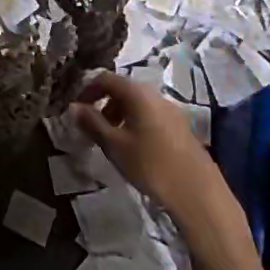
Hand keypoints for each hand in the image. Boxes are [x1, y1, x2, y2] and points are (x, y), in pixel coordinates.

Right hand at [70, 71, 219, 216]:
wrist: (196, 191)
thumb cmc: (150, 164)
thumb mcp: (114, 145)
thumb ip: (92, 123)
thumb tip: (73, 107)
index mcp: (138, 93)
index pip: (106, 79)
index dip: (87, 90)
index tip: (76, 109)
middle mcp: (155, 94)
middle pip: (123, 89)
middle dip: (103, 104)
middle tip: (91, 127)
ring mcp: (170, 109)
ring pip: (137, 103)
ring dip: (119, 114)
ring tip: (111, 140)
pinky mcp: (179, 126)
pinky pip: (150, 114)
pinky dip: (134, 122)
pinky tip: (134, 148)